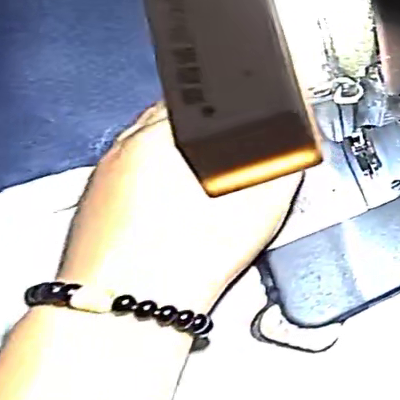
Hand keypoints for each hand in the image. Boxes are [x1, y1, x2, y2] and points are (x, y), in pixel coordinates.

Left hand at [54, 104, 302, 313]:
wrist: (128, 307)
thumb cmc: (184, 257)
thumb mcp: (263, 202)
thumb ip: (287, 158)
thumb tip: (300, 133)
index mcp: (163, 133)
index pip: (209, 91)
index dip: (241, 96)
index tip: (259, 103)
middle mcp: (126, 146)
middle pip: (181, 116)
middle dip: (217, 125)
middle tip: (247, 146)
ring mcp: (106, 177)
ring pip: (157, 146)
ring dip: (190, 152)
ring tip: (222, 180)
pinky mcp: (98, 205)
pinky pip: (140, 176)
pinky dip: (167, 181)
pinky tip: (189, 209)